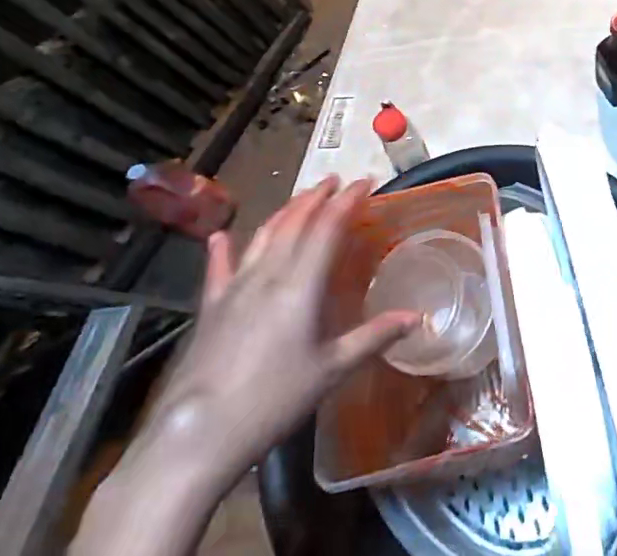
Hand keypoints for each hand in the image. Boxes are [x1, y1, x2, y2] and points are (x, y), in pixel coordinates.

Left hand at [70, 177, 414, 555]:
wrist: (200, 434)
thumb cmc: (274, 400)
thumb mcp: (331, 371)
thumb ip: (373, 337)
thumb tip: (416, 317)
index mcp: (300, 284)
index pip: (327, 228)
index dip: (347, 201)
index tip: (364, 182)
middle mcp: (268, 274)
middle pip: (294, 223)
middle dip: (317, 198)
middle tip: (335, 182)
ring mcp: (235, 288)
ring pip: (263, 236)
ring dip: (284, 211)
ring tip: (301, 198)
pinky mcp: (212, 307)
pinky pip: (219, 268)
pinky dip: (222, 249)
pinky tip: (219, 236)